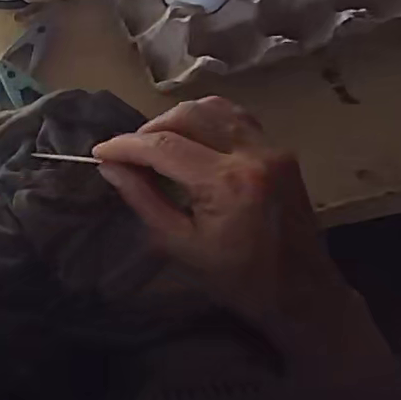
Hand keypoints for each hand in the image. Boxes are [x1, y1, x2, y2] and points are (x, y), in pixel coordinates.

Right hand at [91, 97, 348, 334]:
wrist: (301, 291)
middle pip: (187, 116)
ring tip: (155, 147)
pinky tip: (187, 143)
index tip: (99, 153)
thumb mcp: (176, 243)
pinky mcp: (278, 151)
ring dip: (175, 121)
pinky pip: (234, 117)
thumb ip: (142, 198)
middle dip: (147, 130)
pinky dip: (203, 122)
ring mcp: (271, 149)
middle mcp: (253, 155)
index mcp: (227, 182)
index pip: (163, 146)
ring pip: (212, 108)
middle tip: (128, 155)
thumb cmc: (235, 277)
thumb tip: (111, 167)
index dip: (124, 146)